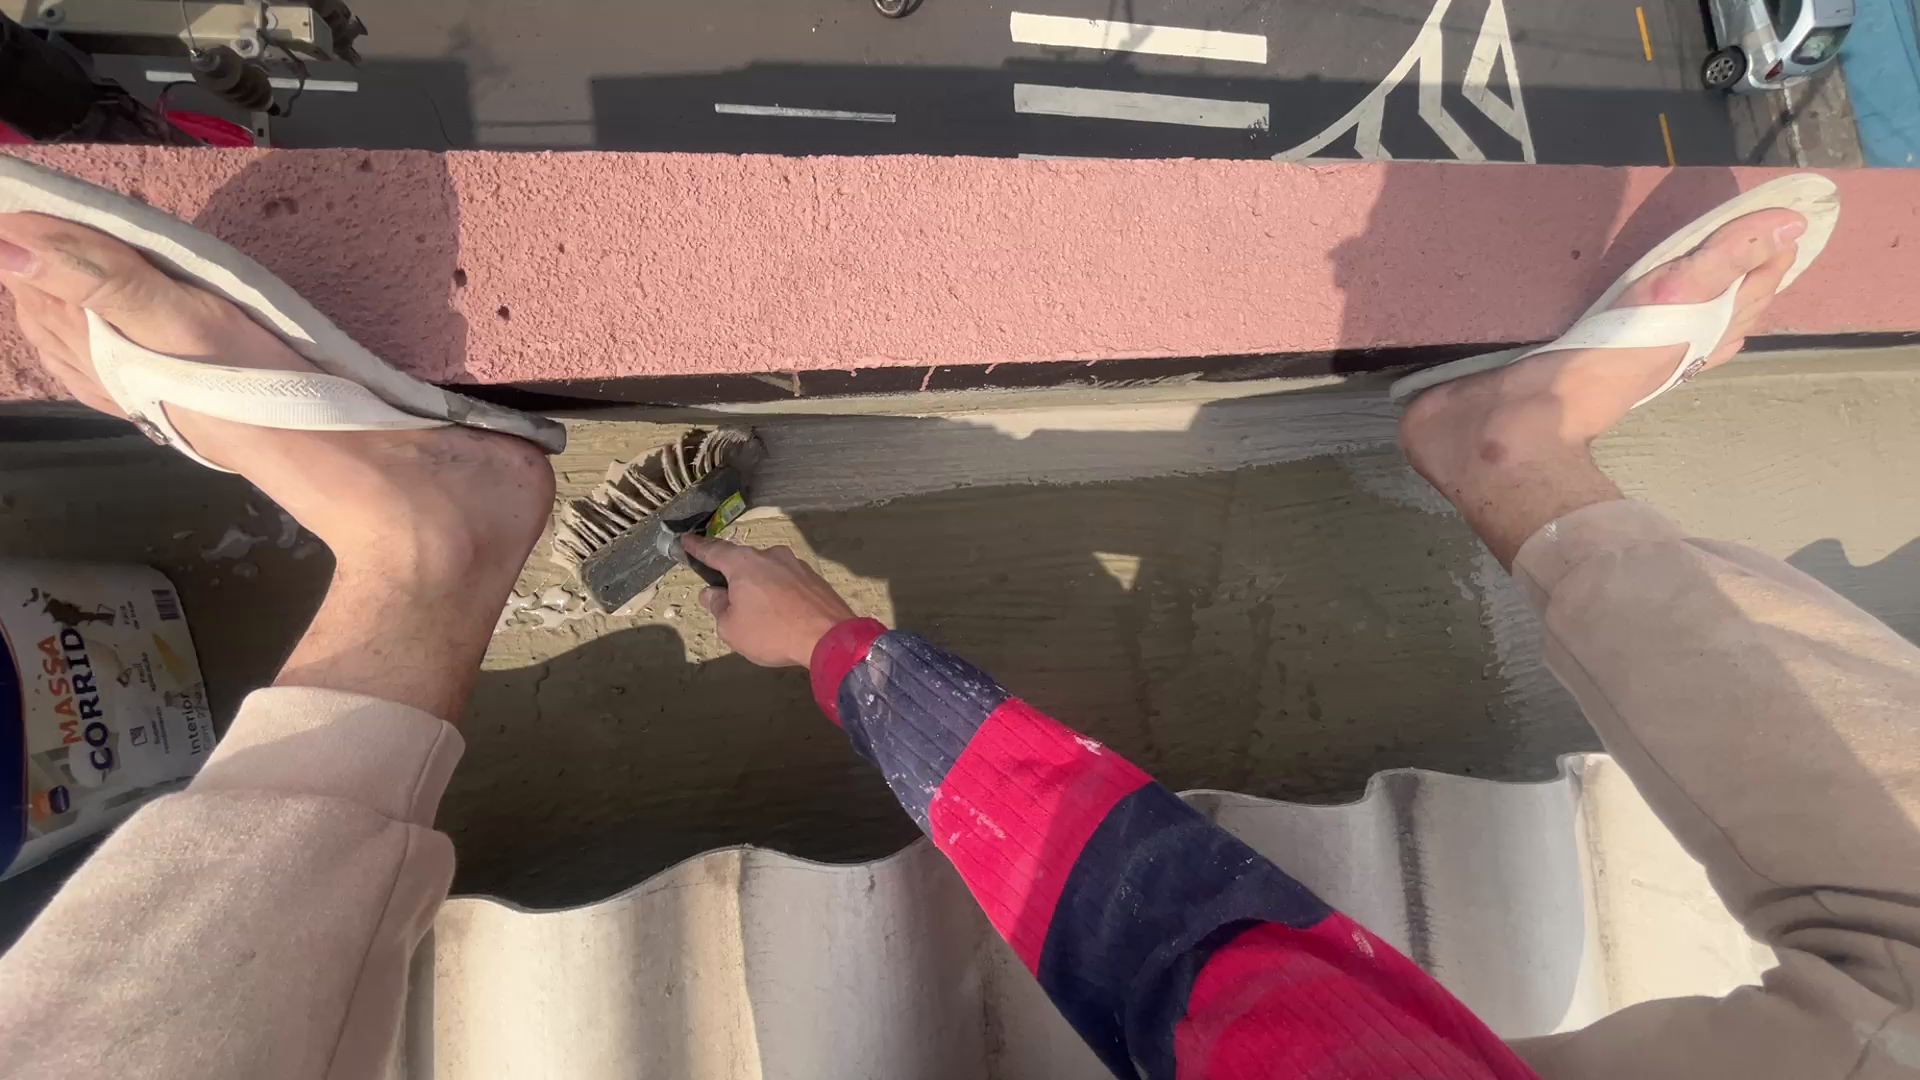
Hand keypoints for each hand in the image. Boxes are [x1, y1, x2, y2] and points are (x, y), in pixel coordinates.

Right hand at [682, 534, 857, 667]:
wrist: (829, 637)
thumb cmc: (772, 632)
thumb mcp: (731, 627)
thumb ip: (718, 607)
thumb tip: (713, 593)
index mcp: (744, 563)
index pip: (714, 551)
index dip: (698, 547)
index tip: (686, 539)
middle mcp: (770, 555)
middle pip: (743, 562)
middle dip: (733, 576)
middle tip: (727, 597)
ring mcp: (796, 564)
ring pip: (768, 572)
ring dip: (759, 587)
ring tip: (759, 613)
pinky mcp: (814, 578)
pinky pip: (788, 582)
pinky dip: (780, 593)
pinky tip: (782, 612)